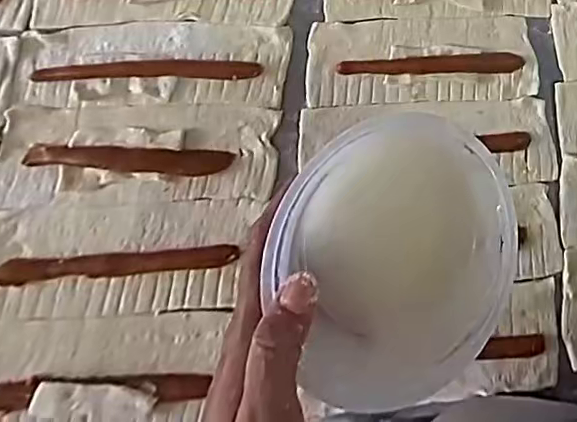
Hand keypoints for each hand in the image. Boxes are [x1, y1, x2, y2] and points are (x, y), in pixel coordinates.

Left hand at [202, 202, 317, 421]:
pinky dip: (308, 285)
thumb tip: (299, 281)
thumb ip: (278, 351)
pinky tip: (330, 294)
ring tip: (331, 228)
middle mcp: (248, 344)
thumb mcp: (266, 412)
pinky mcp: (271, 372)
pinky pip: (289, 312)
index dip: (276, 214)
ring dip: (299, 251)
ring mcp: (257, 359)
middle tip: (326, 193)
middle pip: (265, 266)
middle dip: (292, 222)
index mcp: (244, 343)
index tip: (303, 178)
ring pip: (276, 287)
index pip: (256, 260)